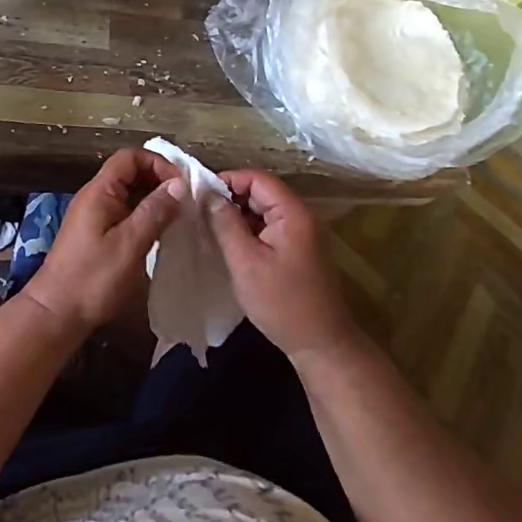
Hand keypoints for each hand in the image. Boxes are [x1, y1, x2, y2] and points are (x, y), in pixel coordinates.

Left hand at [25, 148, 183, 332]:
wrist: (55, 315)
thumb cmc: (92, 278)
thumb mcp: (130, 244)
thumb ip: (155, 211)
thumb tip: (179, 185)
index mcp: (100, 192)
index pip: (130, 157)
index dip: (158, 163)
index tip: (180, 185)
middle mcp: (95, 197)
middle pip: (130, 171)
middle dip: (159, 179)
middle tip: (183, 200)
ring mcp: (94, 215)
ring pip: (129, 193)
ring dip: (154, 198)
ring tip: (177, 215)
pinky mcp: (96, 233)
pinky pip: (125, 211)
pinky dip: (144, 214)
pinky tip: (159, 231)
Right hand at [206, 169, 363, 361]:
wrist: (320, 342)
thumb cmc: (281, 302)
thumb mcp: (245, 262)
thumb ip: (226, 224)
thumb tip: (209, 194)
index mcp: (293, 212)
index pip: (258, 178)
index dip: (229, 180)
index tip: (201, 194)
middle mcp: (302, 215)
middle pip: (264, 192)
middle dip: (232, 198)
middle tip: (201, 213)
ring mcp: (304, 232)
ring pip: (266, 210)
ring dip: (241, 215)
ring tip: (211, 228)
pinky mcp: (301, 248)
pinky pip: (272, 227)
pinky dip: (252, 230)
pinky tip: (232, 244)